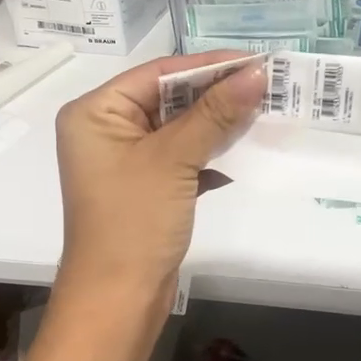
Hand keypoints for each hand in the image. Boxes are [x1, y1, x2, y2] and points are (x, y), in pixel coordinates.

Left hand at [54, 51, 265, 299]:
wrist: (117, 300)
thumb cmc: (134, 221)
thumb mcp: (174, 160)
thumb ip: (215, 113)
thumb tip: (256, 73)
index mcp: (95, 112)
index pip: (157, 74)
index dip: (207, 66)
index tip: (254, 60)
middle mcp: (104, 129)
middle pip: (166, 98)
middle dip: (215, 94)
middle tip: (265, 84)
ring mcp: (123, 160)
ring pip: (177, 128)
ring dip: (216, 123)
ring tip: (262, 109)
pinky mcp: (143, 186)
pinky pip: (179, 156)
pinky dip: (207, 153)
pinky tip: (242, 149)